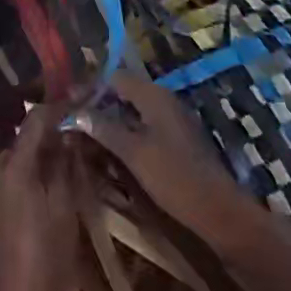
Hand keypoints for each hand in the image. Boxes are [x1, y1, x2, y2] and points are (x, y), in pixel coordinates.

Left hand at [0, 105, 78, 290]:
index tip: (84, 93)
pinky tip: (73, 166)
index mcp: (14, 160)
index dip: (60, 104)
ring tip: (86, 138)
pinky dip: (52, 164)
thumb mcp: (62, 203)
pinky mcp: (15, 200)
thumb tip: (72, 129)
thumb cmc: (45, 246)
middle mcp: (7, 164)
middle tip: (89, 118)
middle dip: (60, 125)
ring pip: (36, 151)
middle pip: (35, 134)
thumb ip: (66, 163)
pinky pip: (34, 170)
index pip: (37, 118)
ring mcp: (9, 182)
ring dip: (58, 144)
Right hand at [72, 71, 250, 237]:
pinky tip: (115, 146)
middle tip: (77, 118)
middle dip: (100, 103)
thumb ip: (103, 128)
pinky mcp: (178, 138)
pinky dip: (128, 130)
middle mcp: (164, 100)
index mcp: (153, 95)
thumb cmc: (174, 177)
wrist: (220, 213)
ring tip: (91, 133)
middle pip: (124, 91)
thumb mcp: (132, 152)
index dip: (91, 88)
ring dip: (112, 118)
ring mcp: (174, 119)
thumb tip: (76, 111)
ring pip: (134, 109)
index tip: (70, 102)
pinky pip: (146, 124)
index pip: (114, 78)